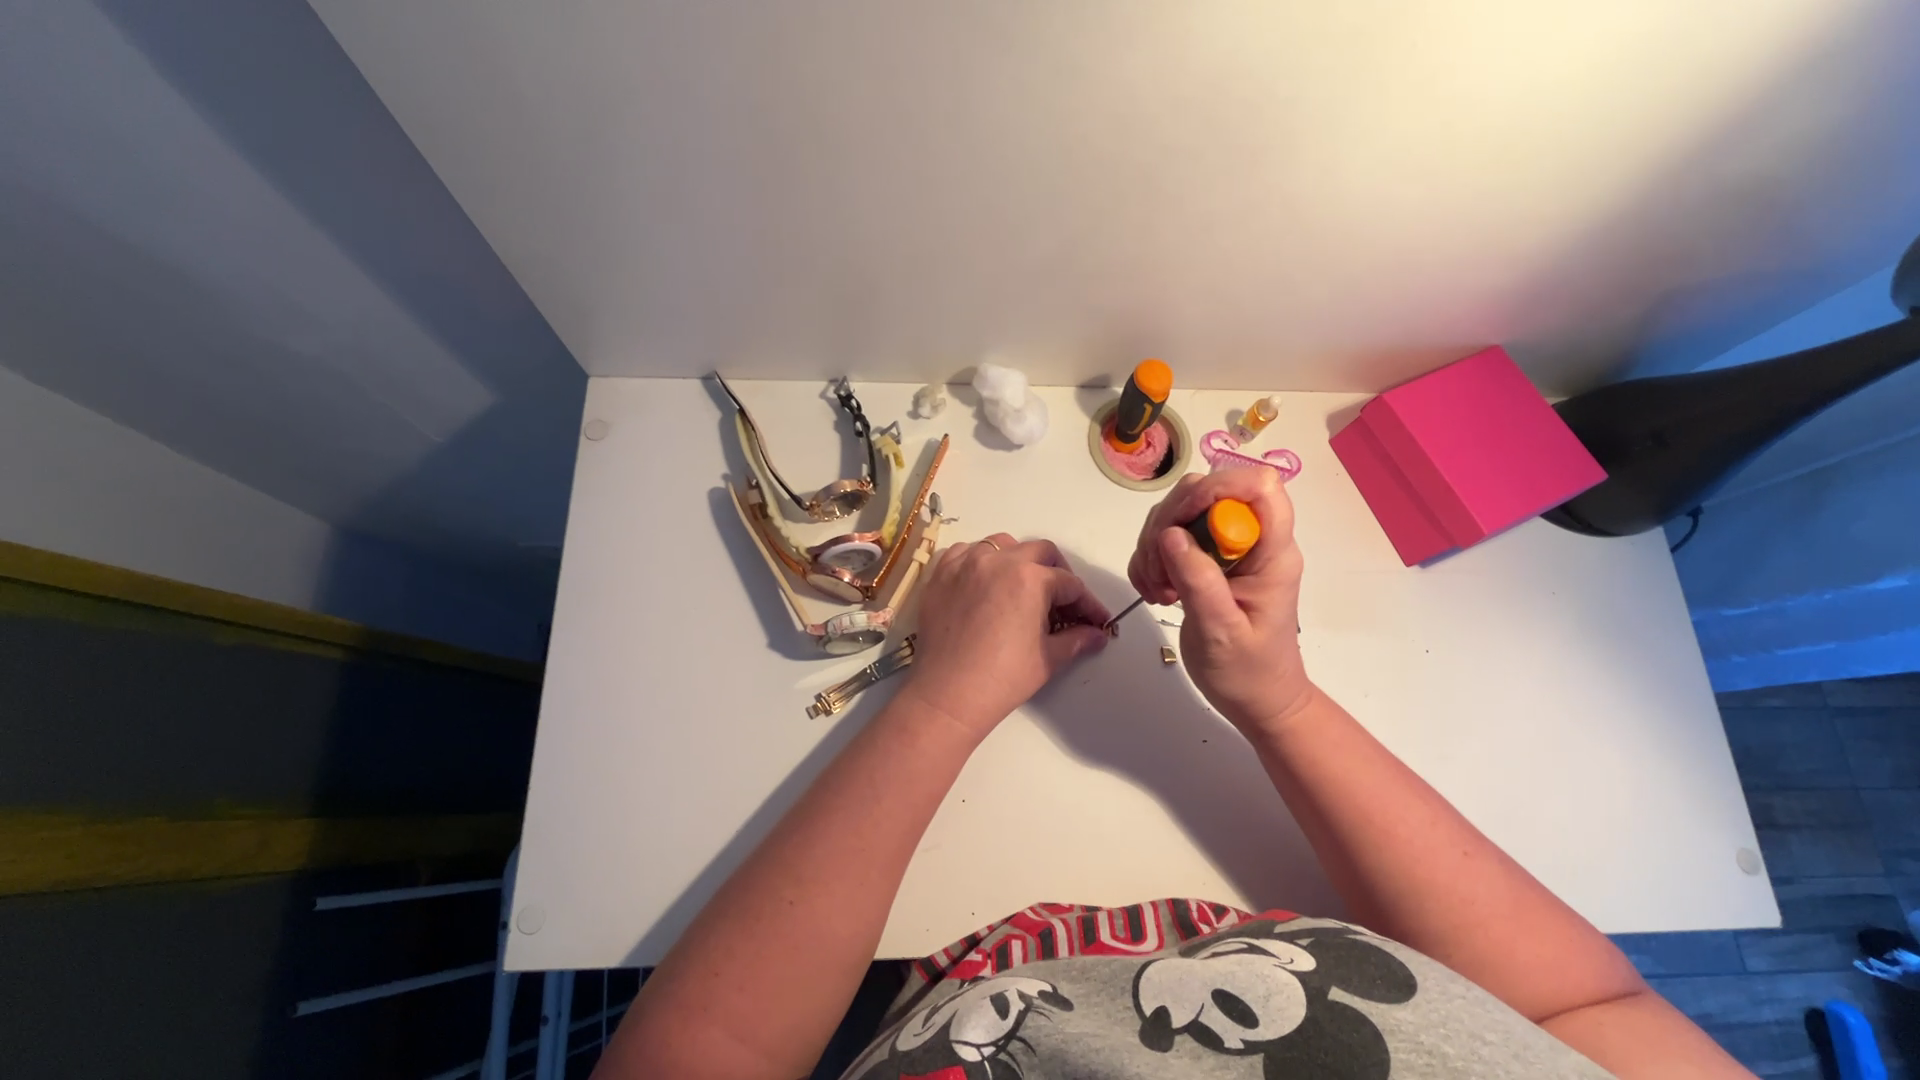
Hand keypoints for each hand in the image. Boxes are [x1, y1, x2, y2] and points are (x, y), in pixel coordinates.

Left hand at [898, 534, 1110, 740]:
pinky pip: (965, 553)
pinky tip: (984, 583)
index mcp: (1030, 579)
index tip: (1095, 620)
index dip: (1087, 603)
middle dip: (1057, 573)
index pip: (1070, 584)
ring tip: (1022, 587)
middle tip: (1061, 601)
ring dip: (1018, 560)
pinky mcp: (940, 574)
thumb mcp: (1048, 658)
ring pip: (1001, 545)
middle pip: (1039, 552)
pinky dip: (979, 562)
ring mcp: (965, 564)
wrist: (947, 695)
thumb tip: (1097, 634)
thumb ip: (1077, 639)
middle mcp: (998, 560)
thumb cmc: (1002, 679)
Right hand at [1128, 469, 1312, 734]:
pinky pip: (1166, 537)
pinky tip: (1155, 592)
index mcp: (1272, 552)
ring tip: (1158, 590)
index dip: (1217, 489)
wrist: (1256, 700)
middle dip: (1170, 523)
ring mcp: (1224, 549)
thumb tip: (1170, 533)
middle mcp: (1250, 540)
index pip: (1258, 487)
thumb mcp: (1222, 631)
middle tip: (1160, 572)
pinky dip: (1149, 560)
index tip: (1181, 525)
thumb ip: (1199, 581)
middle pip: (1204, 494)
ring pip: (1179, 513)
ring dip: (1154, 545)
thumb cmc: (1249, 672)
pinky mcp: (1202, 560)